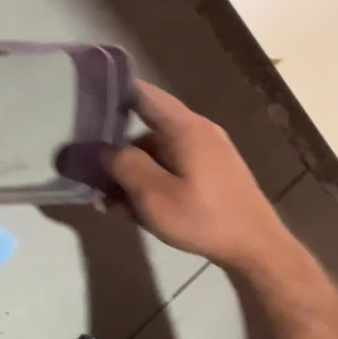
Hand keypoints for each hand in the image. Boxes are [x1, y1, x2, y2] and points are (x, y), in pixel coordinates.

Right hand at [106, 81, 296, 271]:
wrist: (255, 247)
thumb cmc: (202, 217)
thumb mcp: (153, 195)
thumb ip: (123, 165)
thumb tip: (101, 149)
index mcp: (185, 127)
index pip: (143, 93)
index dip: (112, 91)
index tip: (83, 99)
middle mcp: (196, 131)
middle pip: (144, 128)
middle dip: (114, 149)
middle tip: (87, 171)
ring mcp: (205, 151)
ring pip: (153, 152)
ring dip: (128, 172)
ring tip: (107, 201)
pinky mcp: (208, 171)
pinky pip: (168, 167)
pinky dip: (147, 181)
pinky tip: (132, 208)